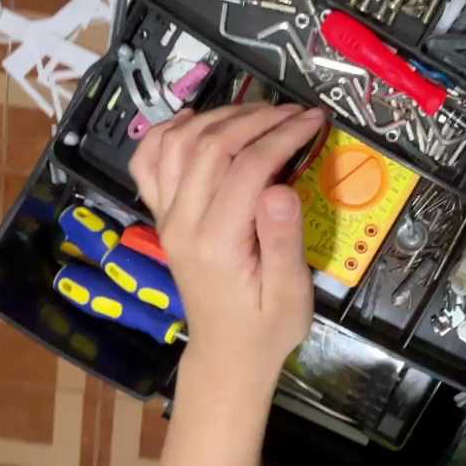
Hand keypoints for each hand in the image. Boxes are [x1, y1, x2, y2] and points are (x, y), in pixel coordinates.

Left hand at [128, 103, 326, 374]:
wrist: (228, 354)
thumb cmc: (267, 326)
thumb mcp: (290, 293)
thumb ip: (283, 241)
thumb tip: (281, 188)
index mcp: (218, 242)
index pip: (248, 166)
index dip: (283, 134)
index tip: (316, 119)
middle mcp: (182, 223)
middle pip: (211, 146)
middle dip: (257, 118)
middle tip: (297, 111)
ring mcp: (166, 217)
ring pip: (179, 144)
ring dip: (219, 117)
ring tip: (261, 112)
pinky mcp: (163, 217)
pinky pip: (150, 163)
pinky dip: (166, 132)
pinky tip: (194, 120)